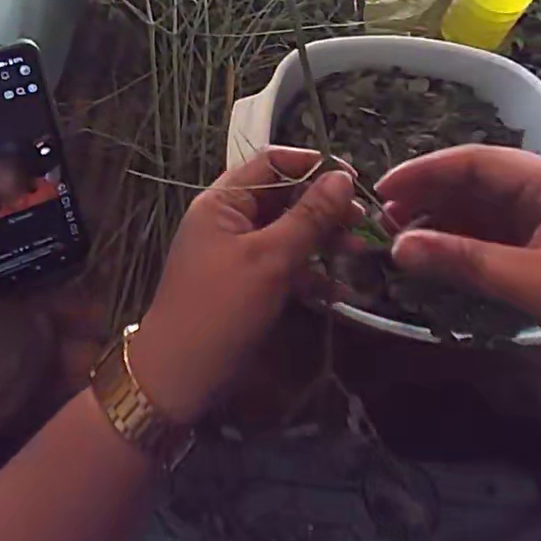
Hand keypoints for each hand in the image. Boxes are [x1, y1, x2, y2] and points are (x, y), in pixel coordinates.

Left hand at [126, 148, 361, 422]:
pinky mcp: (248, 281)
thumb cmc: (221, 308)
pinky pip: (283, 264)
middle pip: (284, 197)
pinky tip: (340, 290)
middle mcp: (230, 218)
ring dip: (323, 239)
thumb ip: (308, 217)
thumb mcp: (270, 259)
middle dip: (324, 207)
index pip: (271, 162)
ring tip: (358, 251)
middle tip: (361, 221)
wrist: (178, 378)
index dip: (311, 164)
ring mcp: (239, 251)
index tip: (351, 178)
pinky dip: (310, 273)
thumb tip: (343, 178)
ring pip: (288, 231)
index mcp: (224, 201)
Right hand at [377, 145, 540, 420]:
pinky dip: (475, 251)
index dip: (425, 172)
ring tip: (407, 244)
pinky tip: (449, 264)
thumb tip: (398, 247)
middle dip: (432, 199)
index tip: (380, 191)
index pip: (478, 160)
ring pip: (494, 216)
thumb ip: (466, 261)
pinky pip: (510, 244)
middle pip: (483, 184)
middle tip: (386, 223)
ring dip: (450, 226)